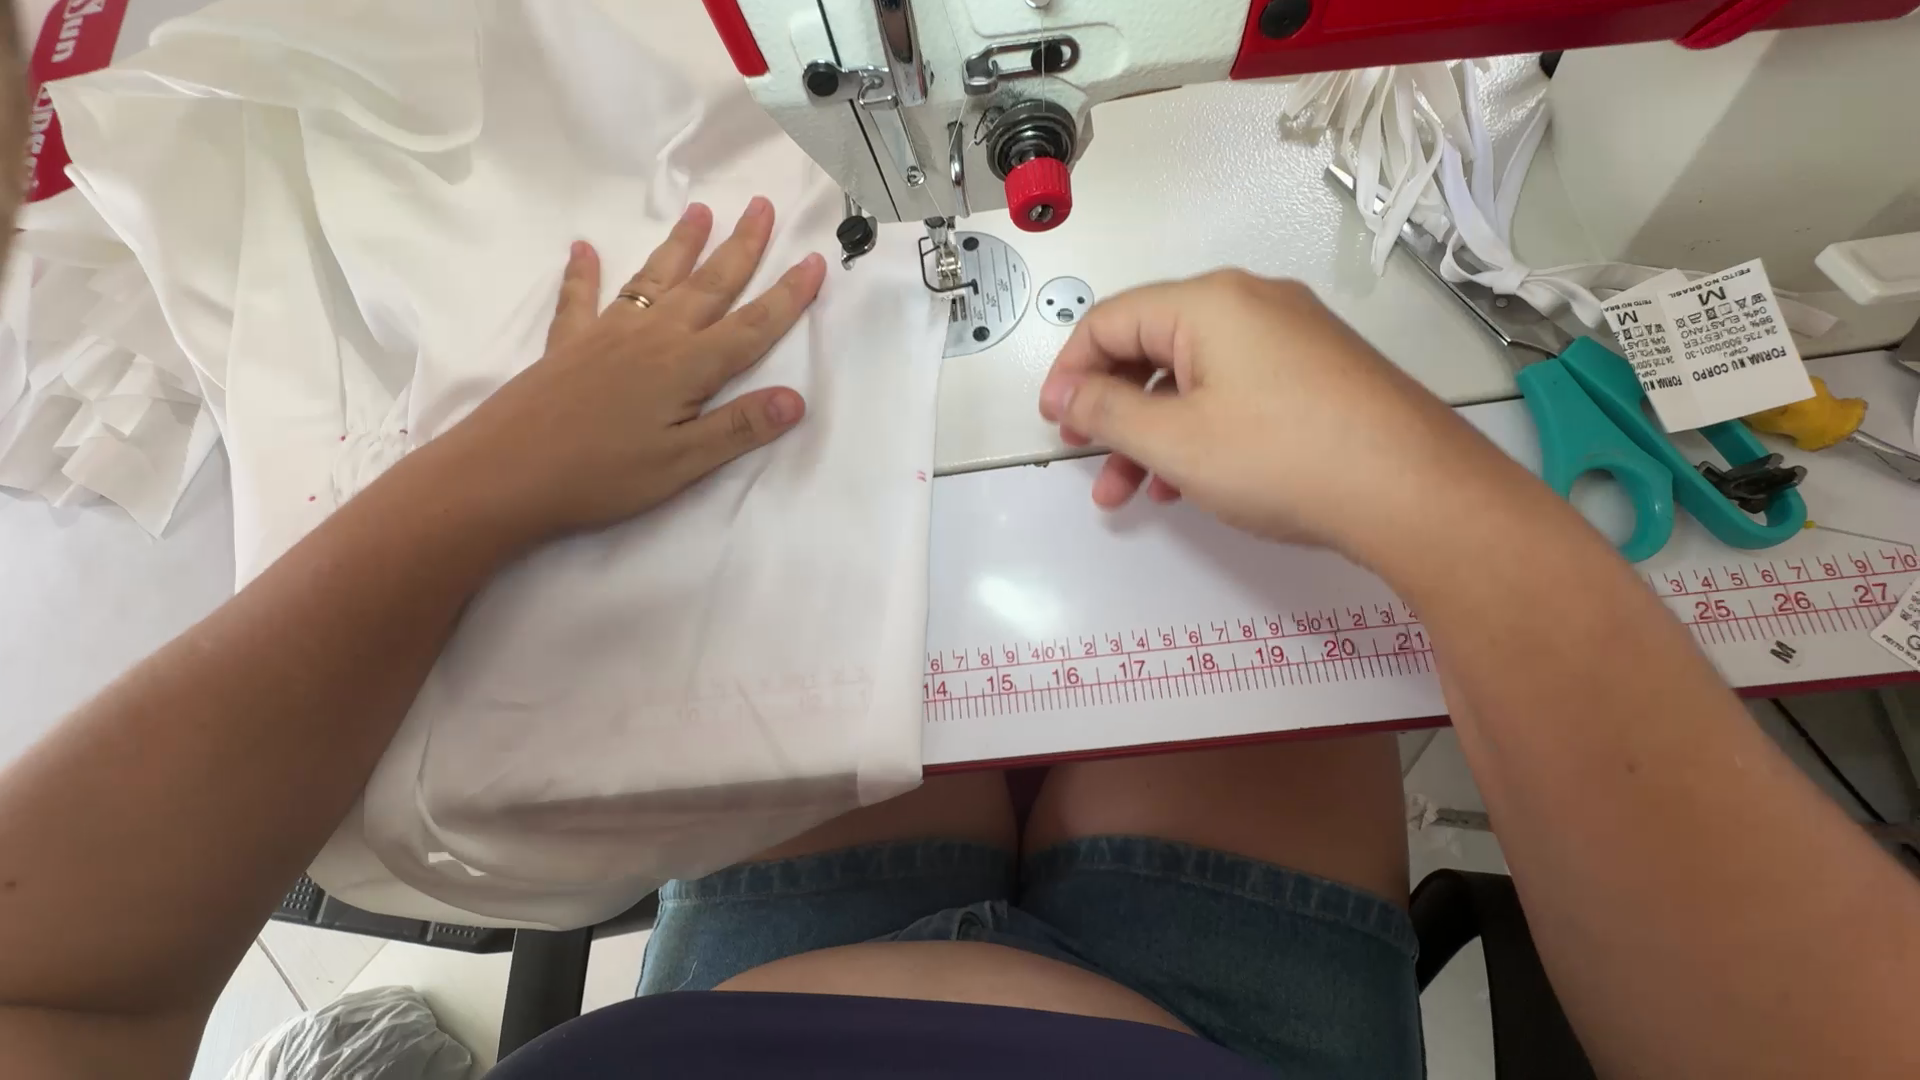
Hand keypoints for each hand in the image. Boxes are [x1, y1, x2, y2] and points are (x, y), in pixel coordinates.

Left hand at [438, 197, 824, 540]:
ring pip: (654, 279)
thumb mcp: (683, 463)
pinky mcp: (567, 345)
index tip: (814, 260)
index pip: (751, 327)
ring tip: (700, 210)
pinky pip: (580, 299)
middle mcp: (652, 337)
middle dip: (741, 247)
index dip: (787, 296)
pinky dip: (583, 272)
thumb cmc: (602, 475)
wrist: (503, 475)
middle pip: (708, 286)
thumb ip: (740, 427)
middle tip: (762, 206)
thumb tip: (798, 399)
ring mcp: (607, 335)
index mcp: (686, 367)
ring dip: (681, 244)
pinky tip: (582, 249)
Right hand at [1037, 270, 1511, 550]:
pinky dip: (1195, 432)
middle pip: (1150, 348)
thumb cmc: (1281, 458)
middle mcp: (1249, 305)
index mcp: (1209, 302)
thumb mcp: (1174, 441)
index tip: (1052, 423)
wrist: (1413, 494)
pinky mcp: (1312, 374)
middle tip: (1084, 456)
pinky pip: (1230, 393)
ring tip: (1126, 490)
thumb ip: (1106, 411)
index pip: (1110, 320)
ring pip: (1189, 379)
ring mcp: (1287, 339)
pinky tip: (1182, 483)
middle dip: (1109, 410)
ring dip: (1148, 433)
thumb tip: (1069, 392)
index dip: (1069, 371)